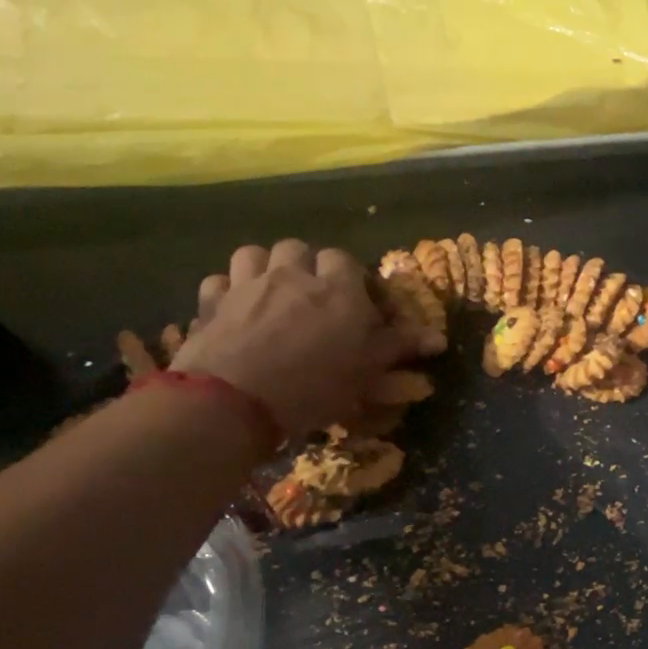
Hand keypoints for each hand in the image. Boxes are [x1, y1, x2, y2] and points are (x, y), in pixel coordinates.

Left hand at [172, 240, 410, 436]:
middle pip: (299, 249)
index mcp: (338, 291)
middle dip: (309, 266)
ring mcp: (245, 284)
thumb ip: (399, 347)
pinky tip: (240, 307)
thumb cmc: (317, 386)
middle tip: (318, 297)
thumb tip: (438, 338)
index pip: (346, 260)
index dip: (353, 278)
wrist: (235, 399)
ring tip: (276, 292)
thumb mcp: (369, 371)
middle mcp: (292, 276)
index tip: (361, 303)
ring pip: (255, 254)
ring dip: (268, 267)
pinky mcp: (210, 301)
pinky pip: (221, 280)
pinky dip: (232, 288)